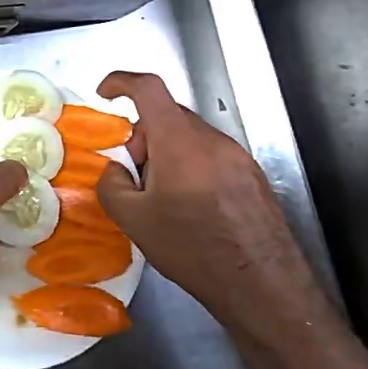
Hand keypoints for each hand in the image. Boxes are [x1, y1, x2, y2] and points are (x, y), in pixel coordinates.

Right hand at [94, 72, 323, 332]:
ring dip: (167, 154)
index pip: (149, 89)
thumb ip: (111, 184)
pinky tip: (189, 208)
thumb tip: (115, 170)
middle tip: (133, 174)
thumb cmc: (192, 248)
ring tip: (161, 198)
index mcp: (179, 141)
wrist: (262, 286)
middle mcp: (212, 139)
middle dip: (142, 136)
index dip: (122, 82)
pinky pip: (210, 156)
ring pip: (189, 138)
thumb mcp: (133, 219)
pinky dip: (190, 167)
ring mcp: (237, 156)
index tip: (105, 93)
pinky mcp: (252, 176)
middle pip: (168, 116)